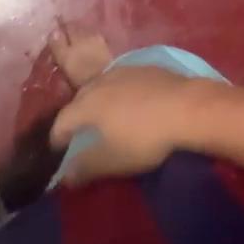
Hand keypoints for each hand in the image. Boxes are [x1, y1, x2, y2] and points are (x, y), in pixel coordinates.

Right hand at [47, 66, 223, 184]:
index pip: (62, 121)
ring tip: (103, 115)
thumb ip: (85, 167)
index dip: (57, 137)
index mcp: (87, 104)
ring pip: (100, 85)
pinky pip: (122, 80)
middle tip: (79, 132)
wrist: (187, 107)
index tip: (57, 149)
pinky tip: (129, 102)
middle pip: (79, 99)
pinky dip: (118, 92)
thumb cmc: (144, 137)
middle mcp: (100, 82)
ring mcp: (123, 70)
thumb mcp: (112, 160)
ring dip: (96, 100)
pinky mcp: (144, 67)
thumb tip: (65, 175)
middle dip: (75, 115)